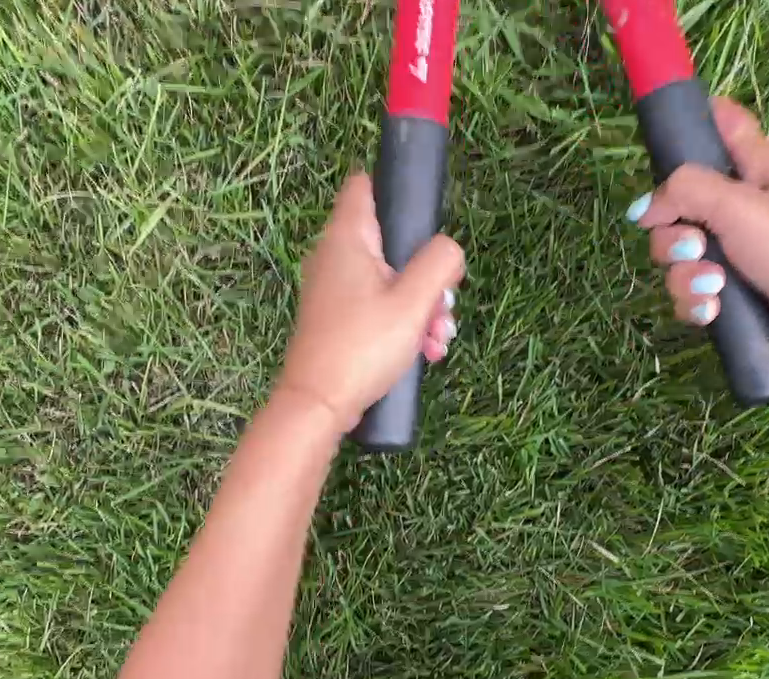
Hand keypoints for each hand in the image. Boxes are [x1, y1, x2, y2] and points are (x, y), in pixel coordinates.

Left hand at [276, 173, 464, 432]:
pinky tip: (424, 354)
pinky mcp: (338, 320)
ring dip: (422, 308)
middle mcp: (335, 257)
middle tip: (442, 306)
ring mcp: (334, 291)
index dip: (399, 195)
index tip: (426, 229)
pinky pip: (378, 309)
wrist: (319, 404)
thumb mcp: (413, 302)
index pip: (367, 184)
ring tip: (437, 340)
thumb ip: (439, 263)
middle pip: (392, 243)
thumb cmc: (363, 347)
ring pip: (391, 282)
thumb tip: (449, 251)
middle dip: (427, 275)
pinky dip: (403, 325)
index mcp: (347, 237)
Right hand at [628, 98, 768, 362]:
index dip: (690, 126)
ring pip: (678, 258)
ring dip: (686, 277)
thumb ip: (685, 192)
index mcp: (752, 167)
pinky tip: (714, 309)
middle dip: (672, 235)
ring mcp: (732, 251)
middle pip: (676, 208)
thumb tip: (643, 208)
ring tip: (715, 286)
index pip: (720, 124)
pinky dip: (695, 302)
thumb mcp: (739, 206)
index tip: (664, 150)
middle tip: (695, 247)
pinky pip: (689, 292)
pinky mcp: (728, 290)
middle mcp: (738, 205)